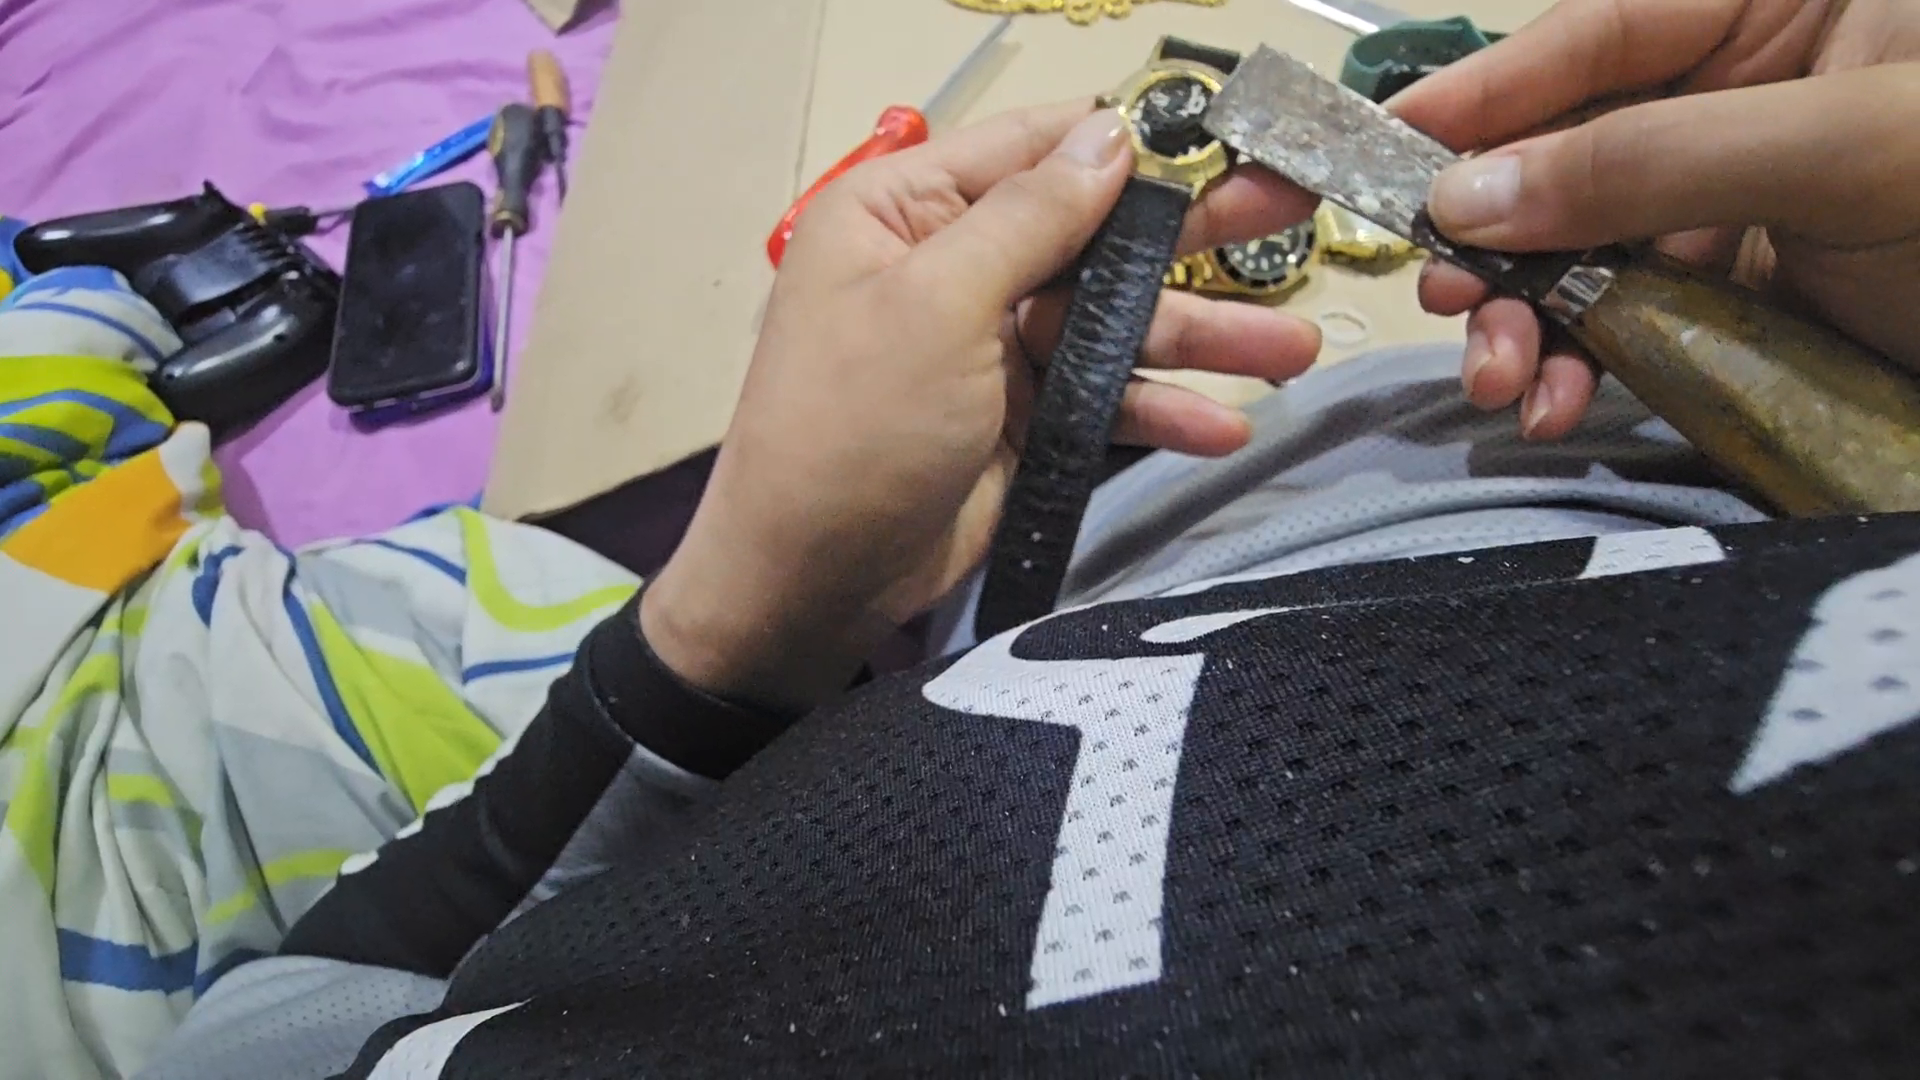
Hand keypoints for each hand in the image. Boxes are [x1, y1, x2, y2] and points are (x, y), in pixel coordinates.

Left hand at [642, 102, 1318, 709]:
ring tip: (1292, 350)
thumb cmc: (855, 424)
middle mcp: (956, 273)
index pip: (1034, 150)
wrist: (818, 574)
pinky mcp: (1022, 424)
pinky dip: (1156, 414)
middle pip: (1091, 238)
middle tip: (1296, 209)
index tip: (1229, 135)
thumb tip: (1109, 135)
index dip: (1129, 142)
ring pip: (1110, 329)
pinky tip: (1221, 426)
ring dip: (1198, 341)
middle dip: (1191, 236)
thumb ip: (1027, 219)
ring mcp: (994, 353)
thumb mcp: (935, 304)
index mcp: (910, 215)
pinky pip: (1102, 403)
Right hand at [1391, 0, 1919, 439]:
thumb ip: (1651, 159)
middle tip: (1446, 299)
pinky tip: (1548, 404)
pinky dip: (1559, 370)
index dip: (1476, 97)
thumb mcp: (1866, 150)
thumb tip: (1468, 197)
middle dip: (1485, 246)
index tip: (1378, 154)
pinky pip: (1593, 322)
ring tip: (1497, 380)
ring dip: (1507, 328)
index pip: (1590, 38)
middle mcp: (1730, 101)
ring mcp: (1705, 205)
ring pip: (1553, 257)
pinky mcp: (1700, 289)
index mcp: (1789, 6)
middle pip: (1547, 165)